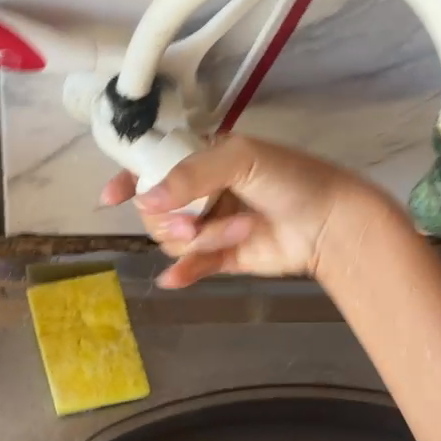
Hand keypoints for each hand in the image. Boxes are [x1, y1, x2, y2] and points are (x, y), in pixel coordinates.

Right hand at [100, 134, 391, 288]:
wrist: (331, 223)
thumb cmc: (290, 178)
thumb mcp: (241, 159)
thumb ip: (190, 176)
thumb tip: (143, 201)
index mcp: (201, 162)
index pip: (151, 168)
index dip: (128, 181)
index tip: (110, 198)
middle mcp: (199, 194)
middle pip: (156, 213)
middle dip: (172, 221)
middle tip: (195, 223)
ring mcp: (209, 227)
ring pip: (174, 241)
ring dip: (202, 239)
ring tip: (239, 231)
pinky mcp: (221, 258)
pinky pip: (188, 267)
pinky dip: (181, 273)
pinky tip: (174, 280)